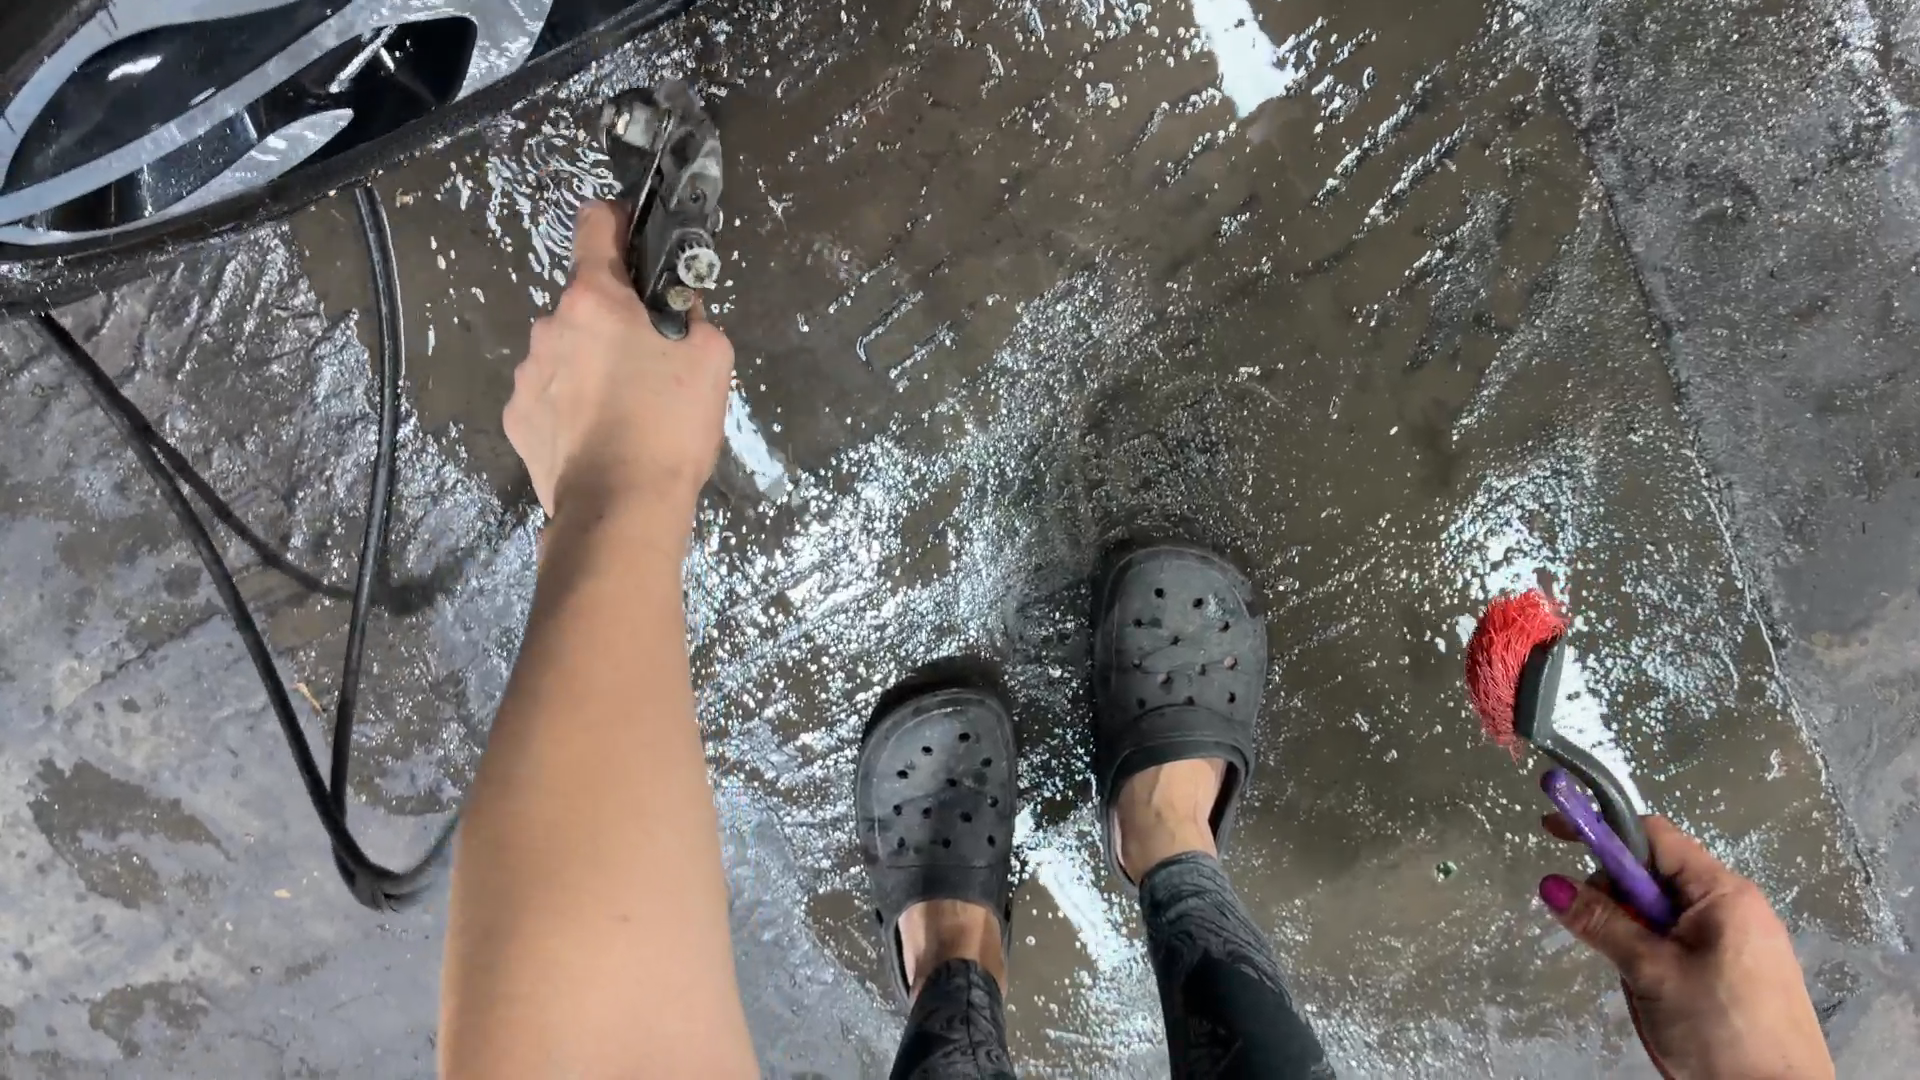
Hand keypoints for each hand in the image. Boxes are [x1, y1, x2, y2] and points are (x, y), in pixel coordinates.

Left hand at [503, 200, 733, 524]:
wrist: (621, 506)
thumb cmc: (671, 426)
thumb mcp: (713, 361)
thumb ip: (694, 318)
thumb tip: (676, 309)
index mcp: (595, 300)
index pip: (595, 225)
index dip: (620, 223)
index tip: (640, 242)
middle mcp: (549, 326)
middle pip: (586, 304)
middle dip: (616, 322)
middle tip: (653, 365)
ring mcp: (526, 374)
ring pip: (567, 353)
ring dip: (592, 366)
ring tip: (628, 413)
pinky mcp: (517, 419)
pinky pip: (550, 396)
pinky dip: (573, 405)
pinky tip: (602, 438)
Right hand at [1538, 814, 1832, 1079]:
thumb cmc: (1722, 1029)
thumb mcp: (1650, 970)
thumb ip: (1599, 921)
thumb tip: (1549, 884)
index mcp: (1723, 895)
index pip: (1652, 834)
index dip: (1600, 825)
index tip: (1551, 831)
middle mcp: (1732, 907)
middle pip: (1650, 868)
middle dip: (1610, 885)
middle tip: (1590, 919)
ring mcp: (1734, 938)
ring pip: (1656, 903)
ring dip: (1625, 919)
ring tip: (1625, 960)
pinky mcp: (1730, 966)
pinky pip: (1671, 930)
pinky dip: (1643, 938)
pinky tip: (1639, 969)